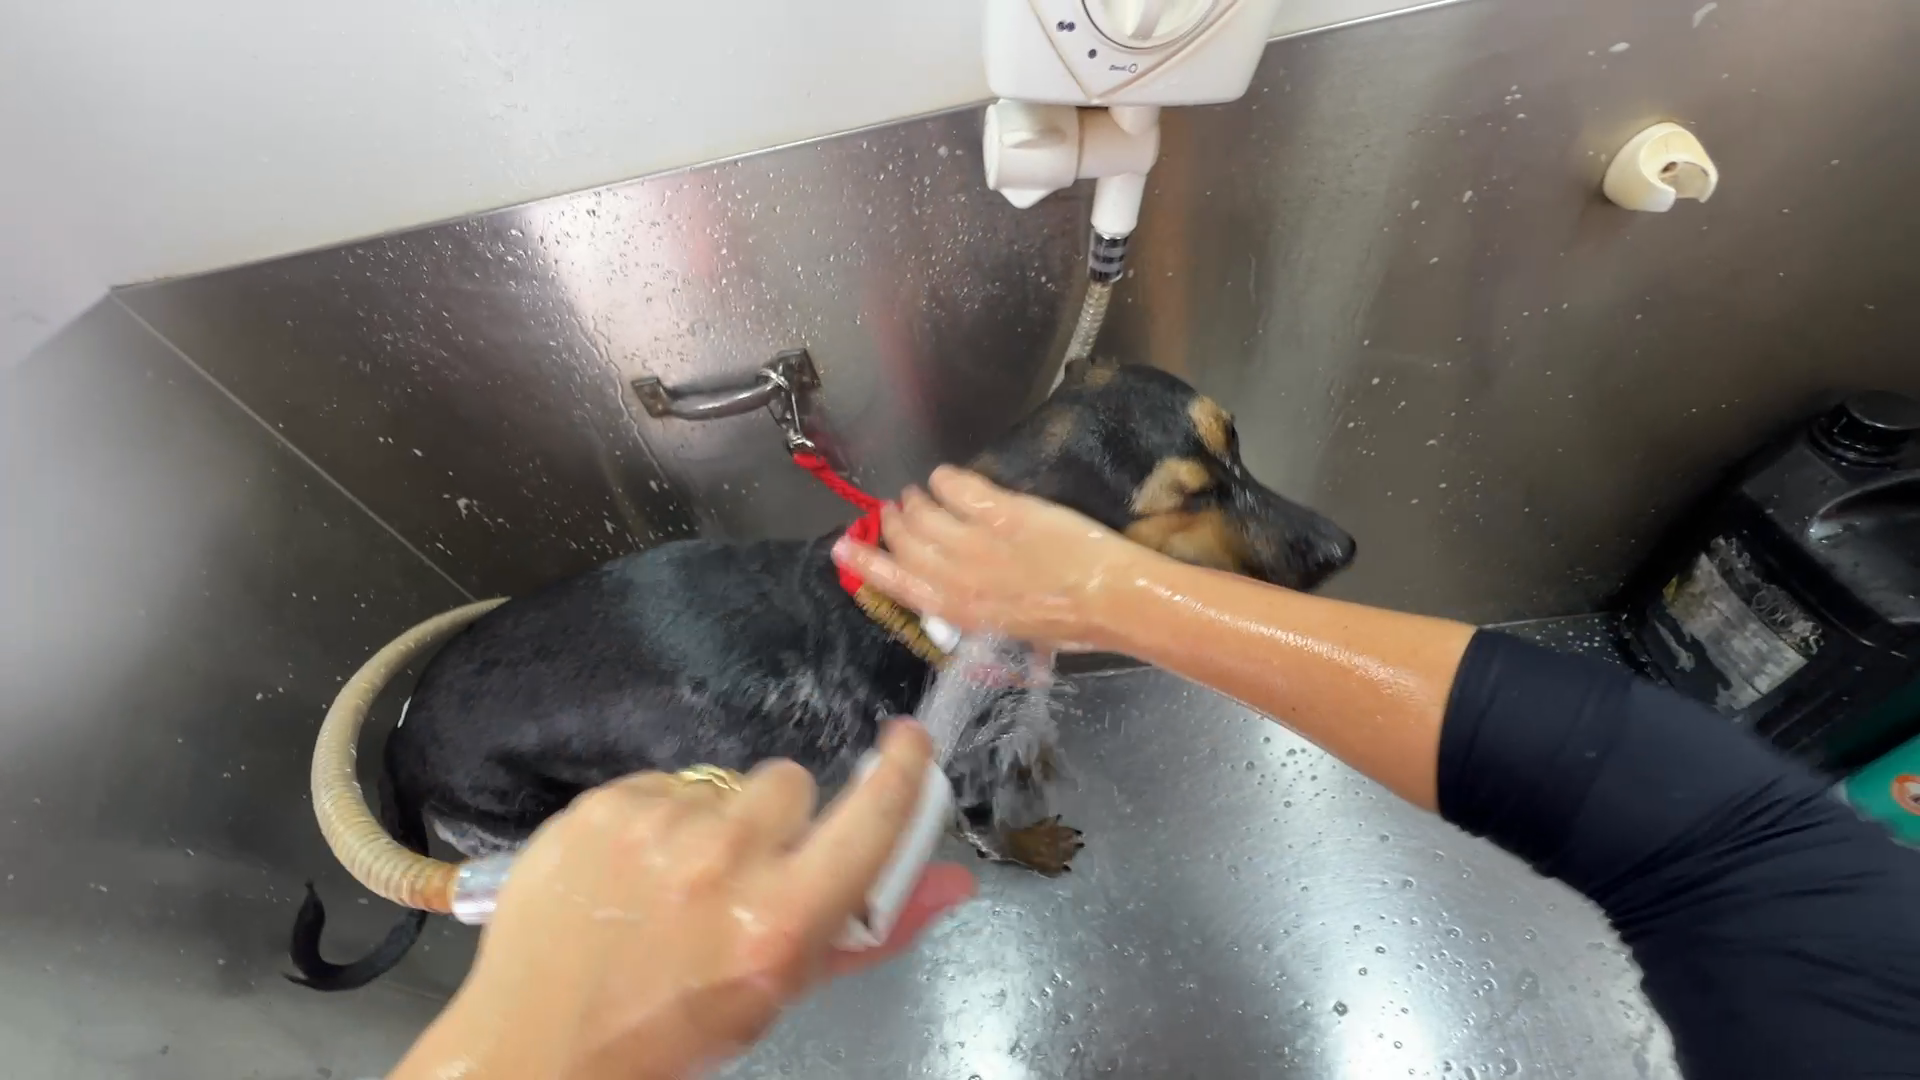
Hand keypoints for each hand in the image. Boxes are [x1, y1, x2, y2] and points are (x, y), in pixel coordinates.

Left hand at [390, 722, 974, 1079]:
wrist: (534, 1051)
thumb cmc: (680, 1026)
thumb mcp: (785, 990)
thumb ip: (878, 930)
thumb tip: (958, 879)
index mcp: (778, 920)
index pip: (870, 820)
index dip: (901, 772)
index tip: (910, 737)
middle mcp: (723, 860)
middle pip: (788, 780)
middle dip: (778, 815)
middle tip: (742, 865)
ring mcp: (656, 825)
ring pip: (724, 781)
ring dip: (715, 817)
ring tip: (673, 876)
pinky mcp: (603, 804)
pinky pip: (664, 783)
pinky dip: (658, 816)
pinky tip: (628, 868)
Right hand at [832, 466, 1156, 651]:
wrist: (1111, 600)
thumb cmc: (1067, 624)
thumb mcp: (1008, 630)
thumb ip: (973, 609)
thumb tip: (950, 589)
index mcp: (959, 612)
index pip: (897, 584)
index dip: (867, 562)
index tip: (844, 546)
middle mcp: (958, 577)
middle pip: (906, 542)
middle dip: (893, 524)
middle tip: (894, 509)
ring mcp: (979, 543)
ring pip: (926, 513)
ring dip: (916, 500)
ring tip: (918, 492)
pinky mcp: (1003, 512)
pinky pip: (959, 488)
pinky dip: (946, 479)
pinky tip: (945, 475)